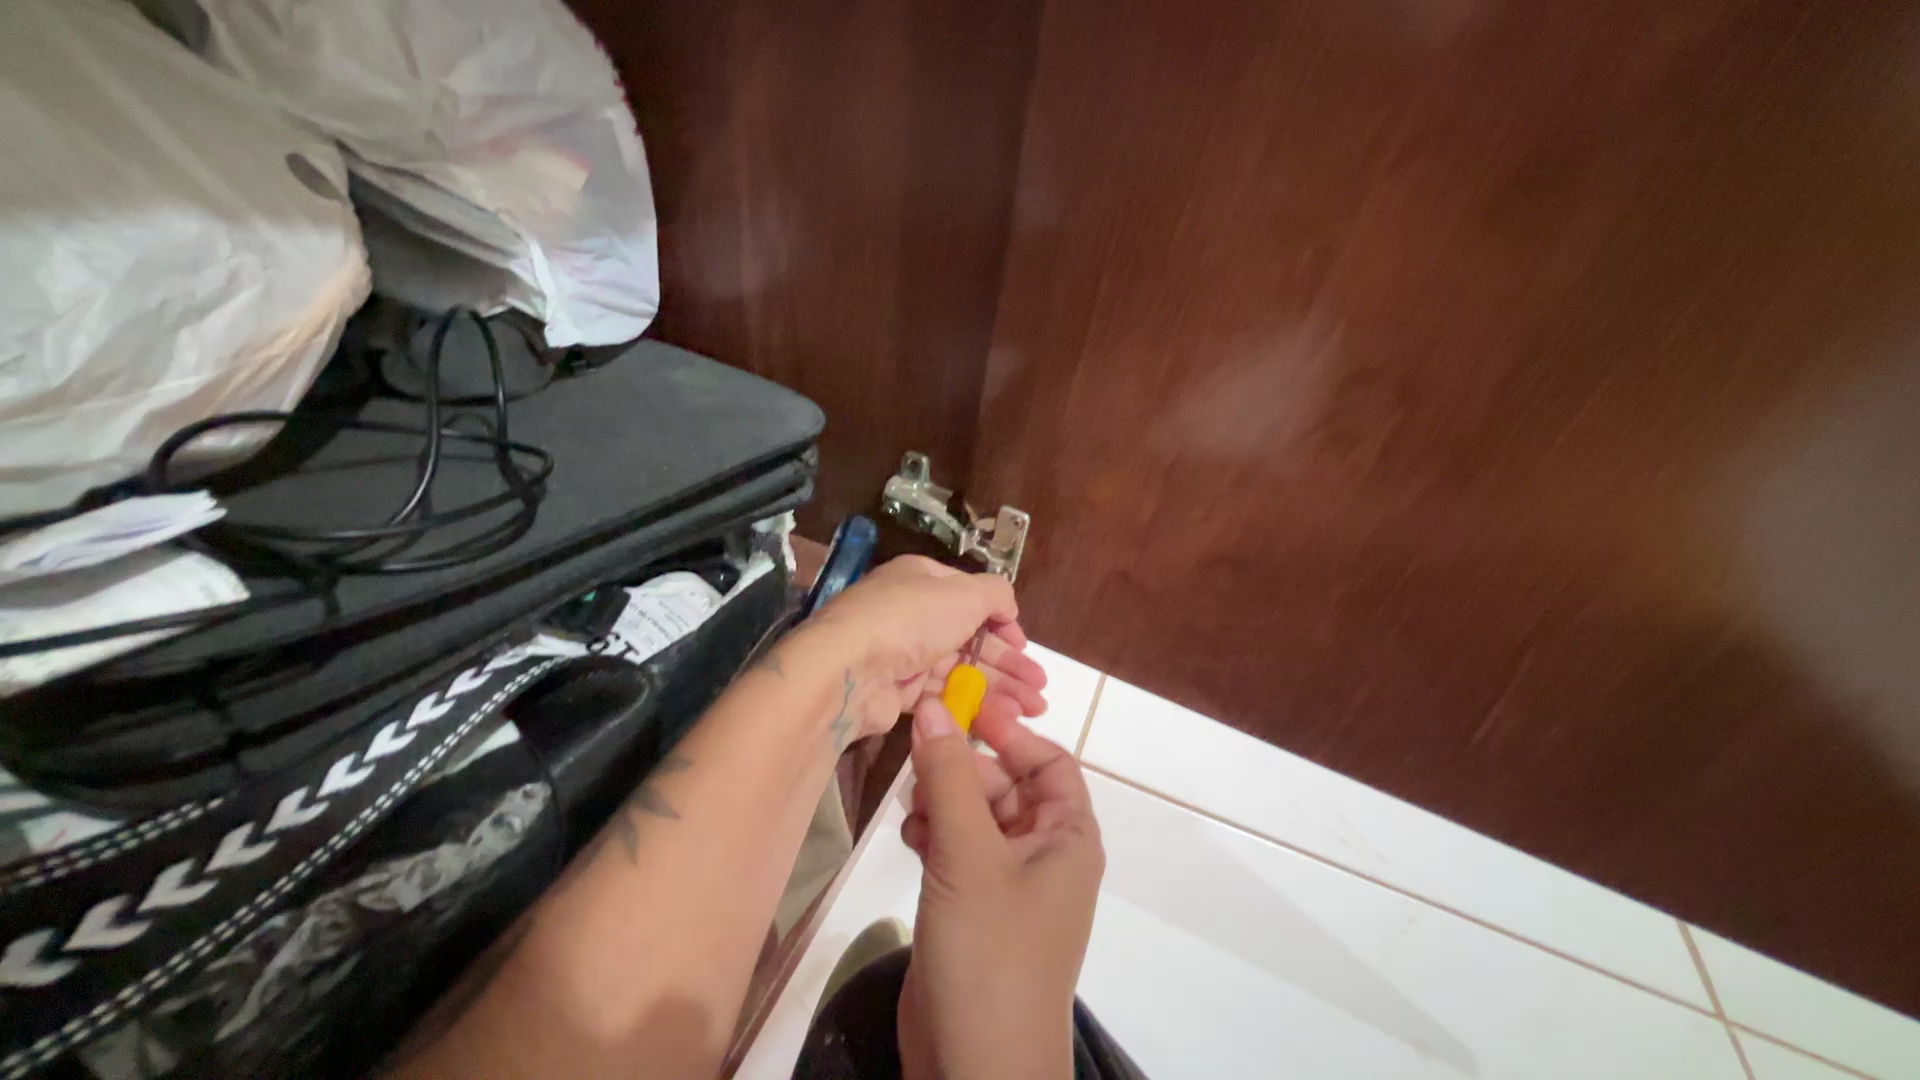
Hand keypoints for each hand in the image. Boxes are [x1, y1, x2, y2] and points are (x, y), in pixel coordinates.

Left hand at [803, 555, 1048, 739]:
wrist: (849, 670)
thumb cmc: (911, 619)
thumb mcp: (964, 593)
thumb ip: (997, 594)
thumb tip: (1008, 607)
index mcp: (923, 580)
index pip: (971, 596)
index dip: (1003, 621)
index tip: (1026, 647)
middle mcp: (912, 613)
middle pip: (970, 637)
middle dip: (1009, 663)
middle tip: (1040, 687)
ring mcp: (903, 653)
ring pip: (960, 670)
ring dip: (998, 687)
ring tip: (1033, 709)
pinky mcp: (897, 691)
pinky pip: (942, 695)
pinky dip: (971, 704)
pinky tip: (999, 718)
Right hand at [895, 699, 1105, 1079]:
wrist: (976, 1068)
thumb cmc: (991, 950)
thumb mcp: (968, 854)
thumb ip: (948, 776)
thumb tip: (933, 705)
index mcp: (1067, 837)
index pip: (1049, 761)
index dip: (1009, 731)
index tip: (961, 708)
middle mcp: (1044, 855)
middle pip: (1006, 785)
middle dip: (965, 770)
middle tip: (919, 761)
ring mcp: (1008, 884)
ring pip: (976, 817)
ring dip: (944, 802)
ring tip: (912, 809)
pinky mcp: (974, 908)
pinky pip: (958, 851)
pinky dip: (935, 836)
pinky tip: (910, 838)